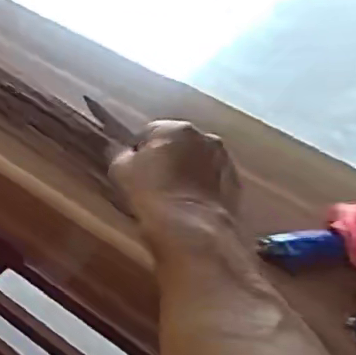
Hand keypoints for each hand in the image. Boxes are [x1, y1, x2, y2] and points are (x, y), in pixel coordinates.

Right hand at [109, 120, 239, 225]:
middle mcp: (205, 136)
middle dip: (165, 156)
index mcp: (174, 129)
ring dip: (184, 169)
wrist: (191, 226)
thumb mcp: (119, 169)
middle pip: (177, 143)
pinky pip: (210, 176)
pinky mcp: (235, 179)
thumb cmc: (150, 192)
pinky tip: (187, 201)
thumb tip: (128, 152)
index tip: (132, 168)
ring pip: (196, 158)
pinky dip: (199, 183)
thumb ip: (123, 154)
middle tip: (150, 179)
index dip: (137, 149)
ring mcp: (224, 157)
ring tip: (170, 192)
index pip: (148, 131)